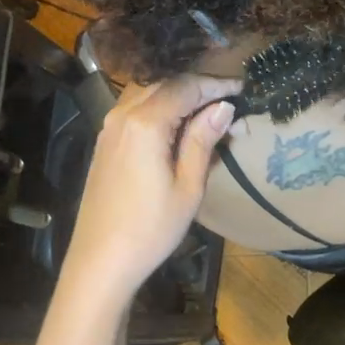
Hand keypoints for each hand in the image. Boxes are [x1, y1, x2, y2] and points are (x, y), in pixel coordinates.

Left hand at [60, 76, 239, 303]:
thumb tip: (223, 107)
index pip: (185, 87)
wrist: (102, 260)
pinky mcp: (105, 143)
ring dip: (179, 98)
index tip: (243, 88)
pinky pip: (135, 112)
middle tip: (230, 105)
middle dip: (199, 90)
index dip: (216, 85)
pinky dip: (161, 111)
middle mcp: (122, 116)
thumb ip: (203, 141)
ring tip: (209, 116)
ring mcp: (109, 129)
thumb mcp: (188, 187)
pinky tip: (179, 129)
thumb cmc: (151, 228)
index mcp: (145, 123)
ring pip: (148, 95)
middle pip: (165, 86)